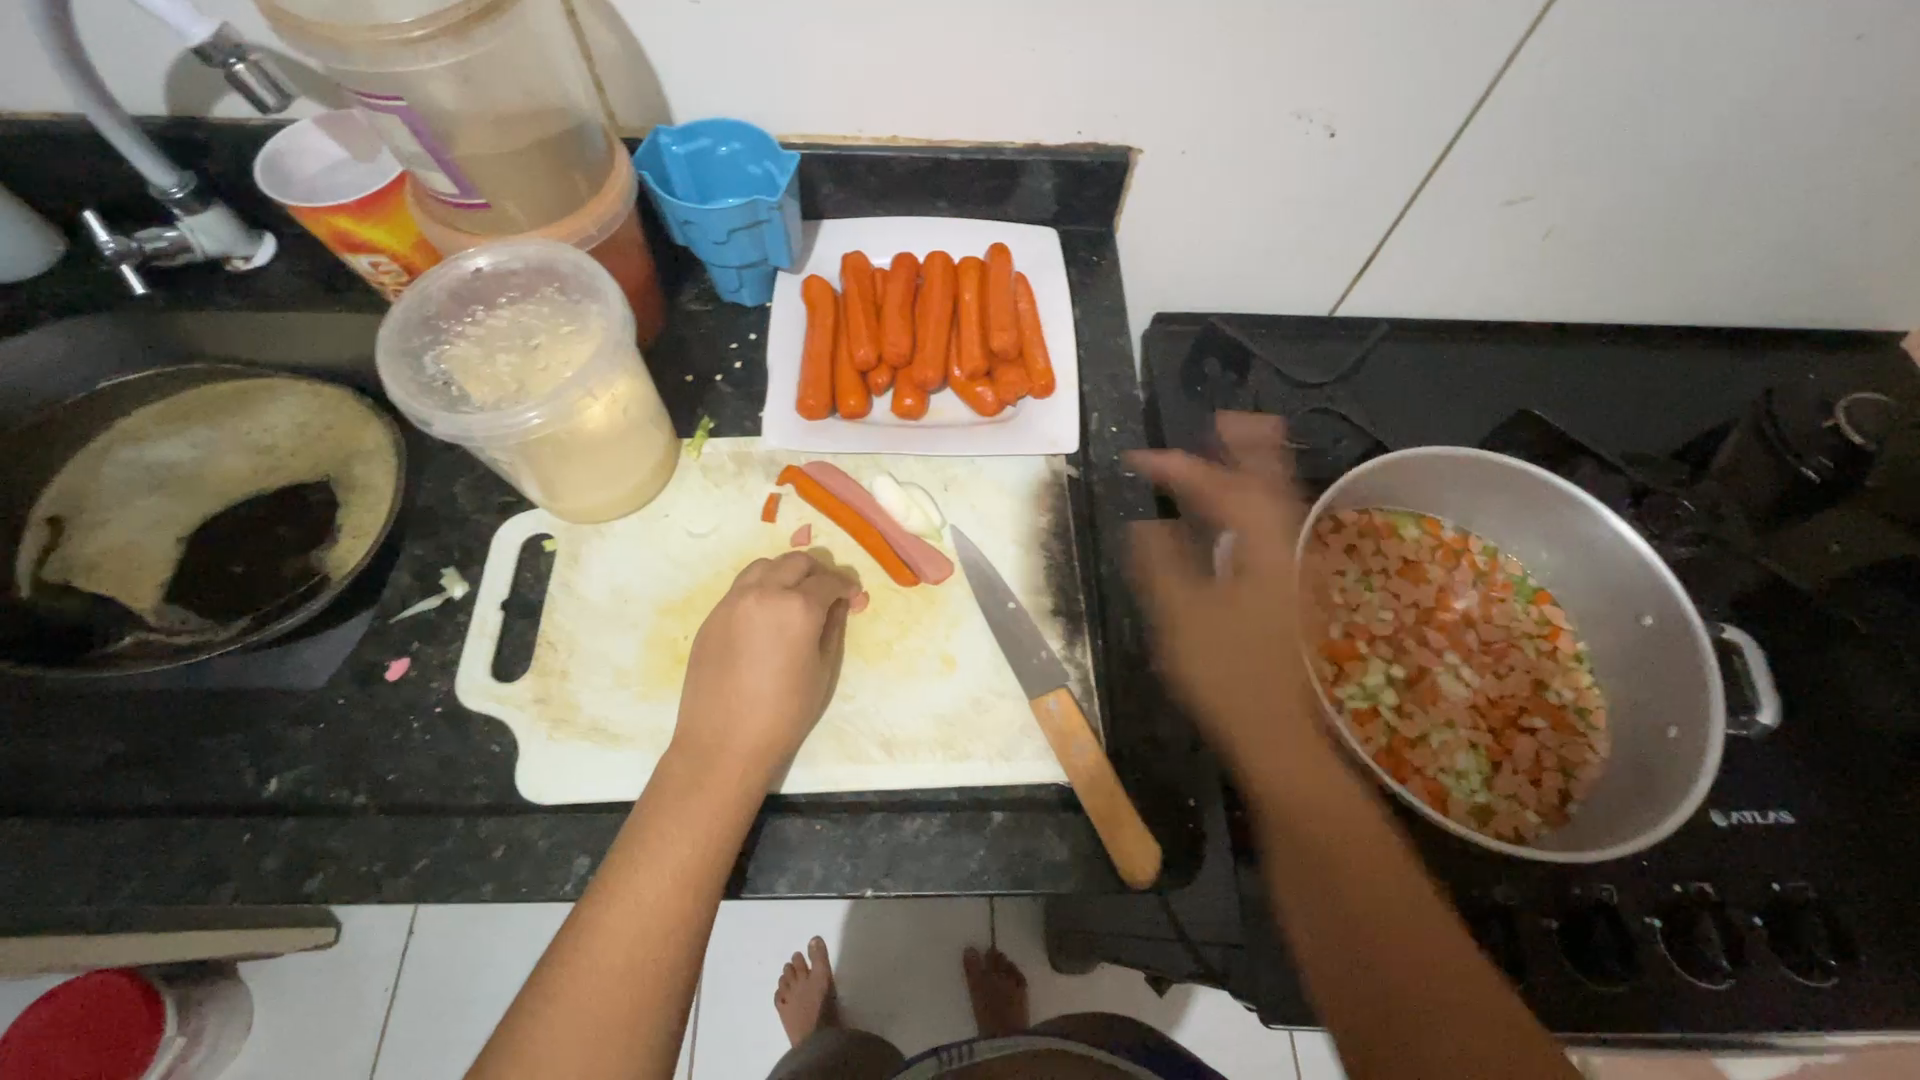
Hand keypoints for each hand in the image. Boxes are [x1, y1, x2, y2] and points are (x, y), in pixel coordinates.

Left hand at [671, 551, 859, 785]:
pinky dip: (761, 587)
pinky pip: (741, 587)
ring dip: (785, 572)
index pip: (828, 581)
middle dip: (817, 571)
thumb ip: (832, 628)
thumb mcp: (822, 671)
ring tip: (795, 596)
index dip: (846, 586)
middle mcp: (763, 593)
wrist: (724, 742)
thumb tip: (839, 604)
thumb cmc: (784, 713)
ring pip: (764, 566)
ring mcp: (733, 602)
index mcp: (797, 607)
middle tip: (828, 592)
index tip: (853, 597)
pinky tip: (767, 615)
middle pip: (795, 562)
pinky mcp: (713, 616)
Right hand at [1127, 413, 1330, 781]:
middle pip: (1271, 481)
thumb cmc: (1226, 674)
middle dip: (1248, 446)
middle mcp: (1285, 548)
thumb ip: (1161, 561)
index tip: (1138, 457)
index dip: (1178, 467)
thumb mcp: (1180, 616)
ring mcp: (1294, 572)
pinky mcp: (1290, 593)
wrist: (1277, 733)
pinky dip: (1255, 507)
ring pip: (1278, 505)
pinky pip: (1274, 529)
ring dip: (1255, 474)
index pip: (1218, 488)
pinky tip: (1236, 518)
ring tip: (1232, 450)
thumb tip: (1148, 523)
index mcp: (1260, 546)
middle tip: (1226, 418)